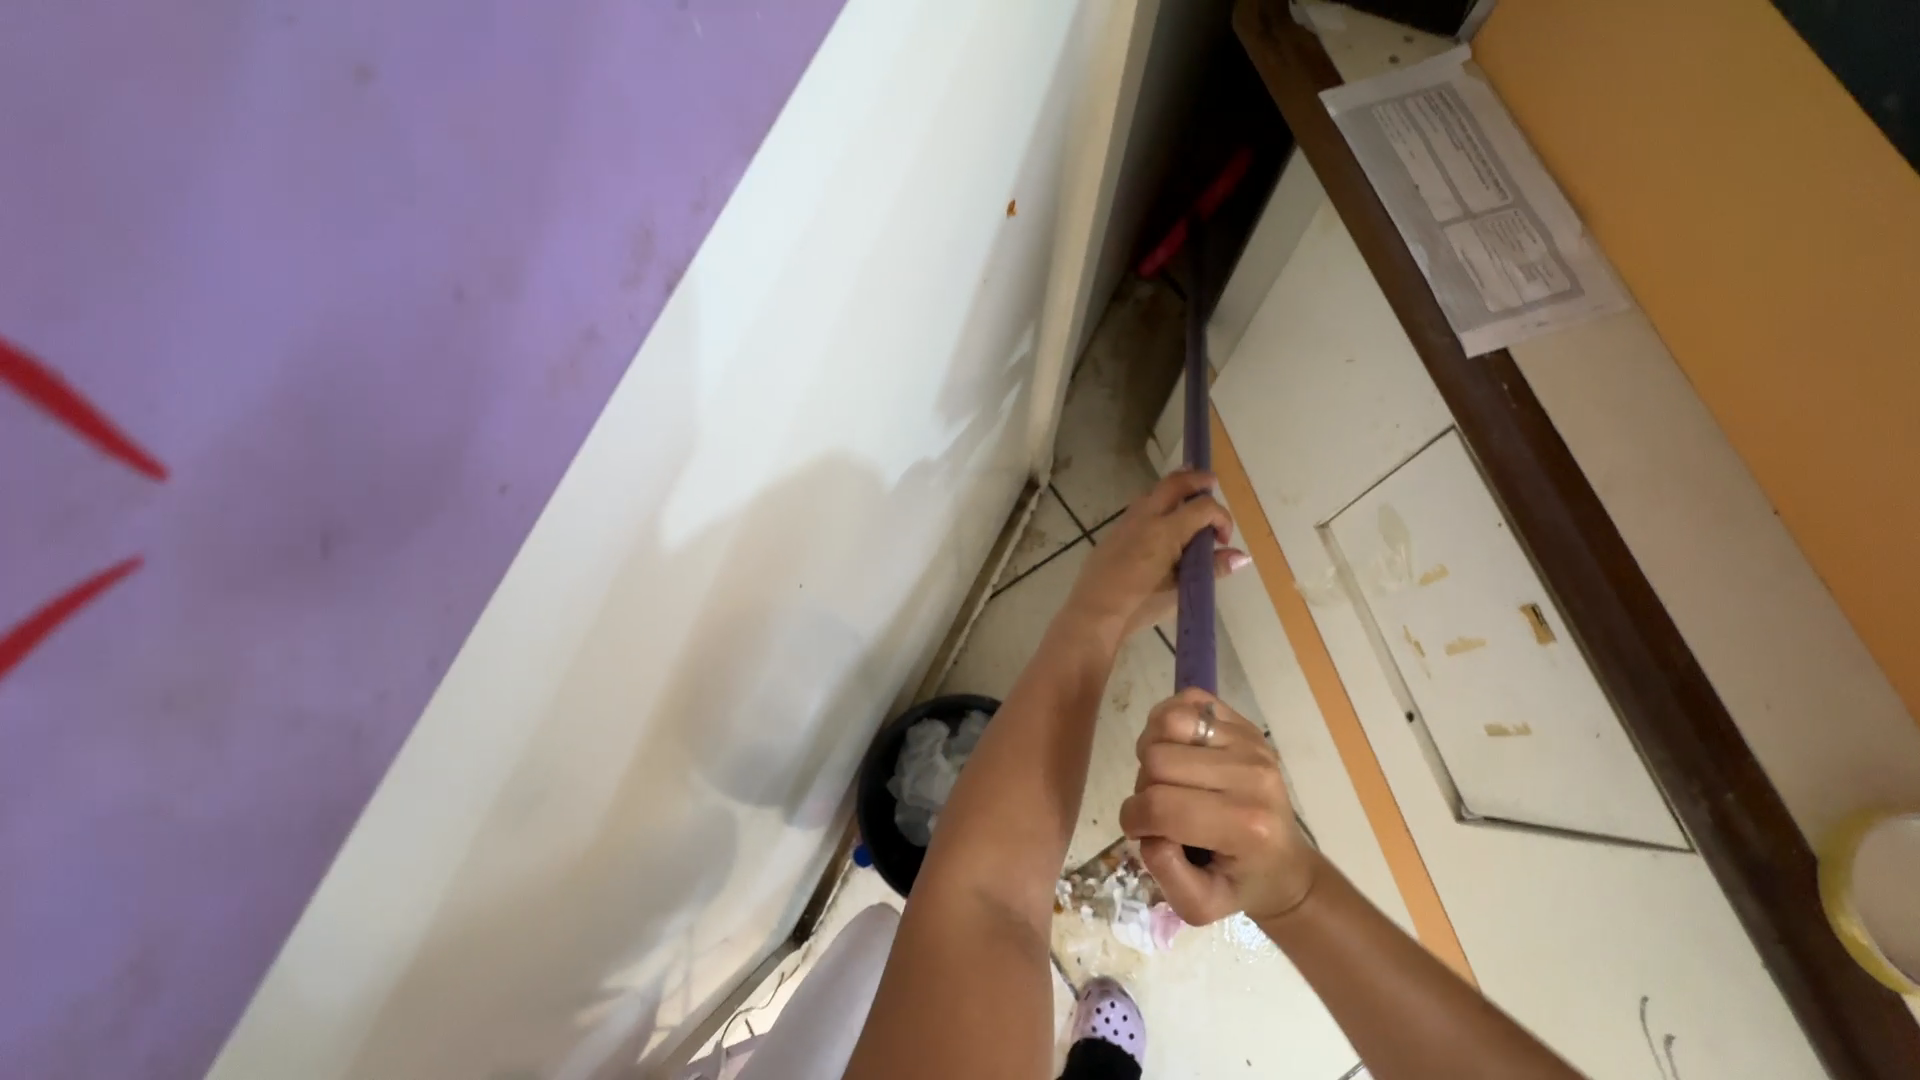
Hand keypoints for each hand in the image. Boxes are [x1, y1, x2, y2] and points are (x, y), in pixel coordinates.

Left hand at [1062, 470, 1247, 638]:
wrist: (1094, 613)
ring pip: (1154, 492)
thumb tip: (1241, 556)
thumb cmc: (1141, 605)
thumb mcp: (1181, 588)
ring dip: (1175, 490)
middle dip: (1197, 479)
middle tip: (1212, 484)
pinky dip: (1158, 504)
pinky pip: (1140, 507)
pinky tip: (1163, 522)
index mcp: (1165, 531)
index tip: (1224, 539)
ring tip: (1190, 499)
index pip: (1203, 507)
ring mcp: (1126, 522)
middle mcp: (1145, 518)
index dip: (1222, 517)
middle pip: (1174, 483)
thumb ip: (1211, 568)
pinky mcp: (1114, 532)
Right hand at [1120, 689, 1318, 925]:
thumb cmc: (1237, 883)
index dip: (1134, 819)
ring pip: (1166, 724)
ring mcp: (1251, 743)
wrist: (1284, 864)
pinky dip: (1166, 723)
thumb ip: (1167, 876)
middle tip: (1158, 808)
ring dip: (1152, 751)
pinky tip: (1176, 751)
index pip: (1161, 806)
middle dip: (1143, 788)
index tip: (1140, 832)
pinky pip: (1185, 701)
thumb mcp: (1199, 905)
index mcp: (1246, 826)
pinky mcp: (1244, 723)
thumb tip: (1151, 833)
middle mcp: (1253, 777)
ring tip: (1166, 777)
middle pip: (1156, 761)